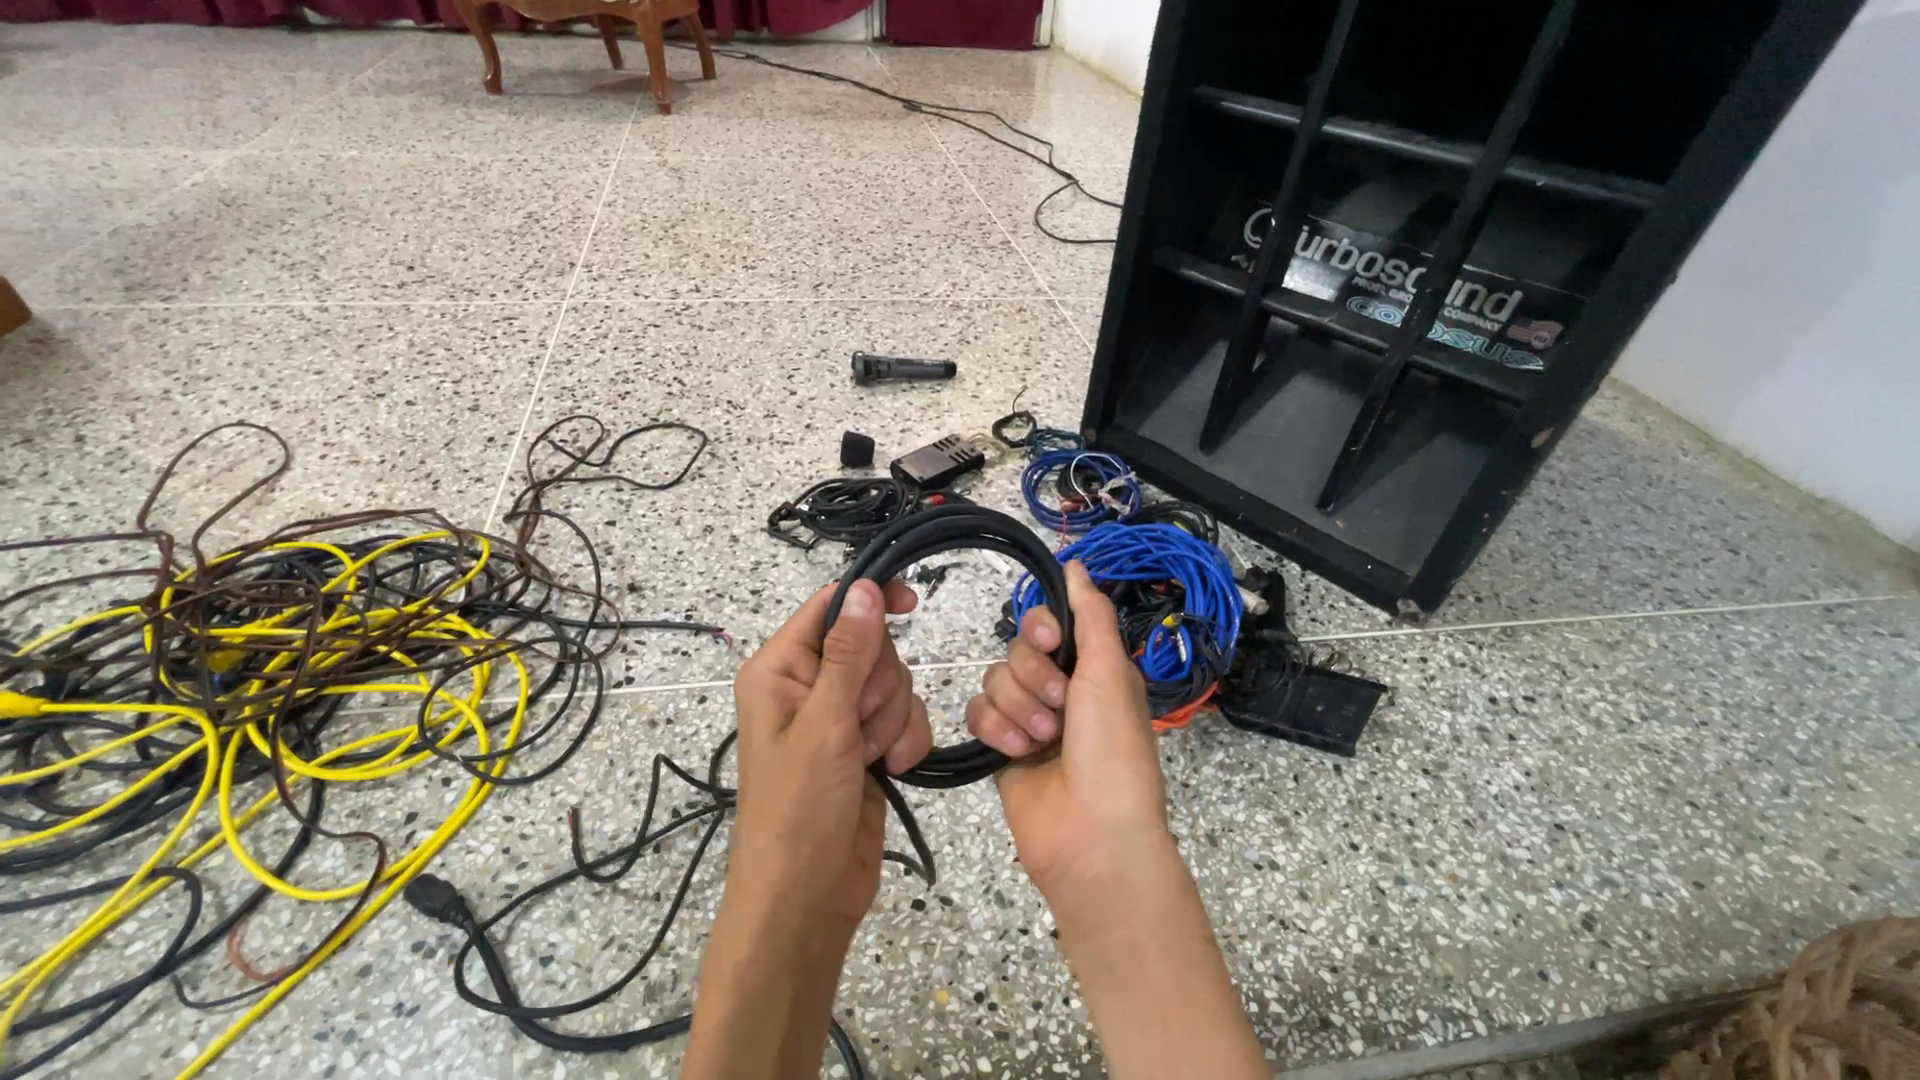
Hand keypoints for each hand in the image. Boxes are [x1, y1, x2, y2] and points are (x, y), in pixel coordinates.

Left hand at [727, 577, 932, 932]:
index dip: (870, 600)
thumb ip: (849, 653)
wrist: (808, 896)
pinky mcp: (865, 745)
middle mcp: (808, 686)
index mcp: (780, 670)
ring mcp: (839, 718)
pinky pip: (903, 717)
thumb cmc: (800, 807)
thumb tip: (866, 587)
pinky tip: (892, 770)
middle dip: (879, 686)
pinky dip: (905, 741)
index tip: (913, 602)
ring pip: (894, 683)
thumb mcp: (825, 724)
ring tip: (870, 758)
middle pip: (871, 646)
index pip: (829, 608)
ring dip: (892, 720)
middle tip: (859, 726)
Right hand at [963, 564, 1269, 1079]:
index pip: (1047, 624)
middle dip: (1035, 680)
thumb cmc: (1112, 750)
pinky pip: (976, 713)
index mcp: (1090, 669)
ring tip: (1042, 742)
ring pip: (994, 680)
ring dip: (1019, 709)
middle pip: (1016, 651)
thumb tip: (1076, 564)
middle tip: (1060, 710)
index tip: (1050, 643)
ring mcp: (1027, 719)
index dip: (1041, 629)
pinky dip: (996, 730)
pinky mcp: (999, 747)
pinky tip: (1016, 753)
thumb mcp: (1110, 673)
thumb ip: (1090, 615)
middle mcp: (1059, 689)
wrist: (1092, 835)